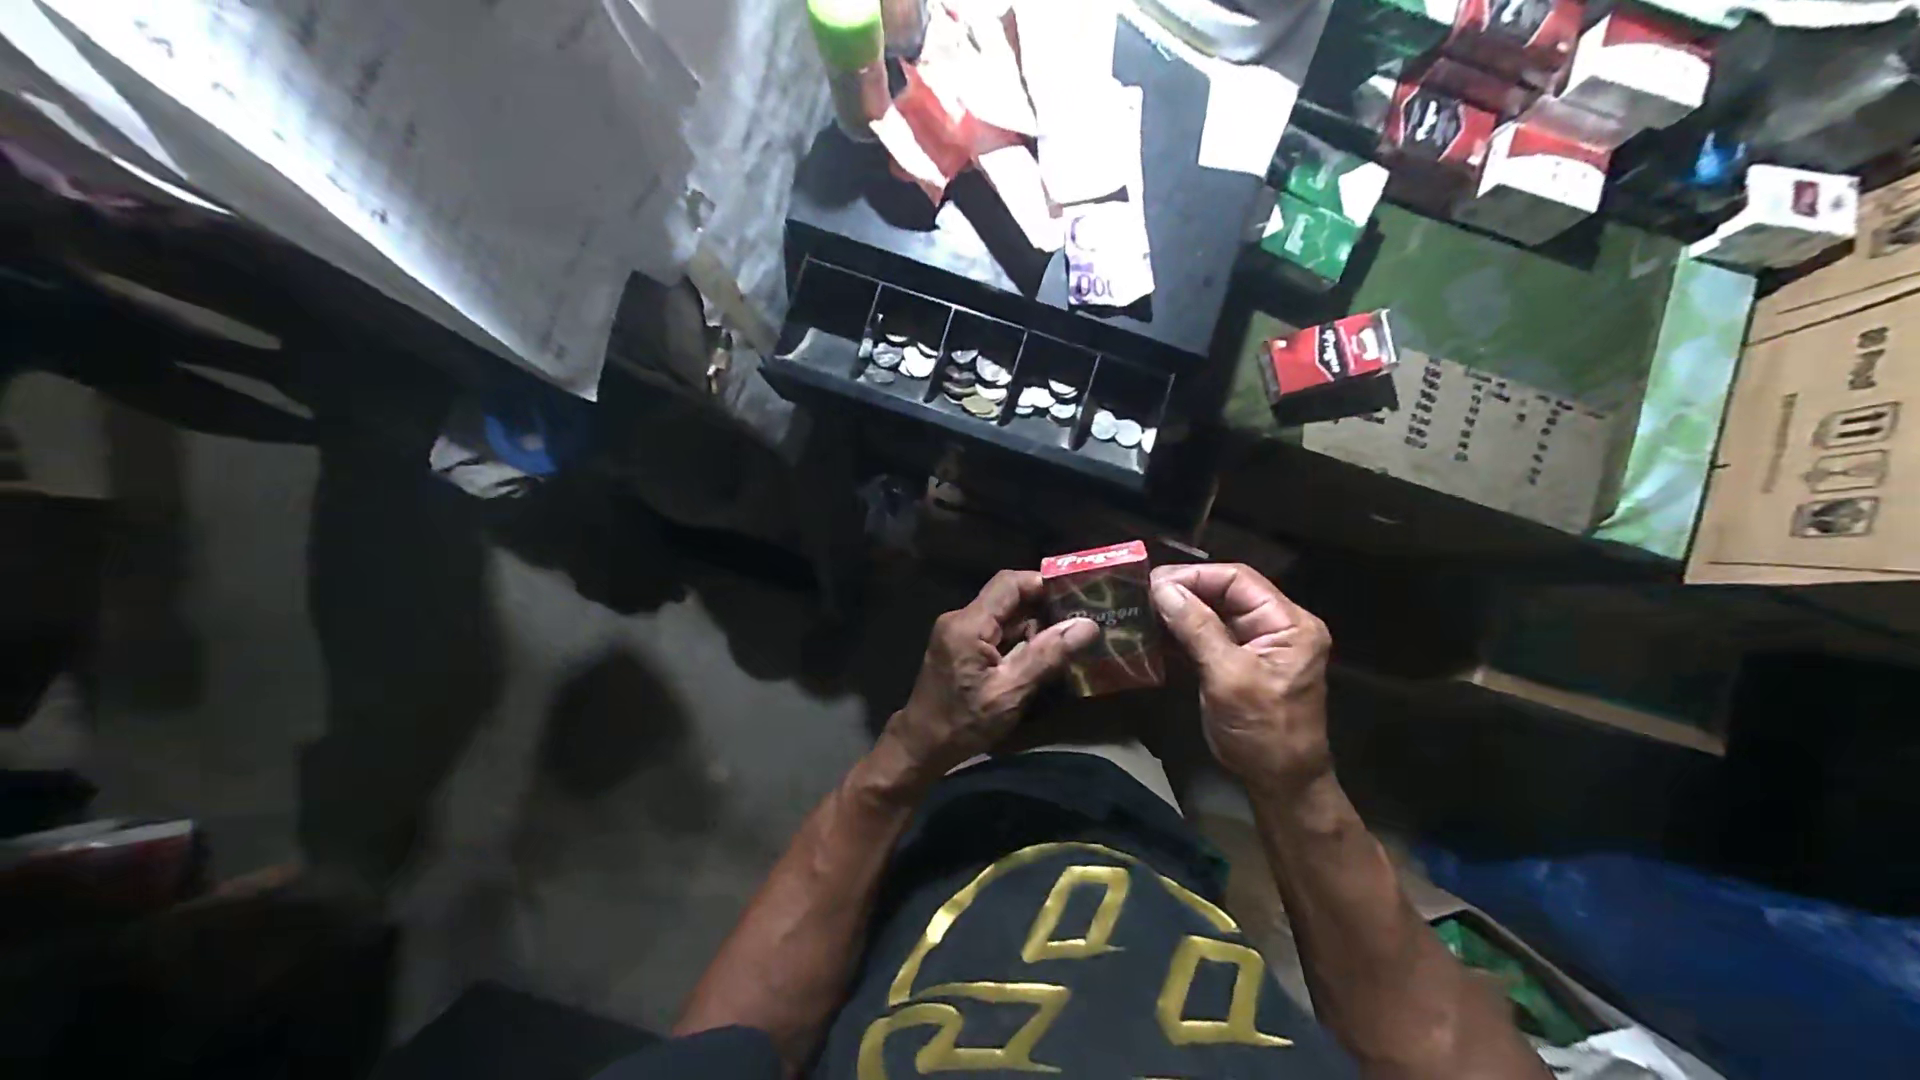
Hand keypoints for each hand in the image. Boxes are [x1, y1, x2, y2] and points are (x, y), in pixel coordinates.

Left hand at [879, 570, 1098, 788]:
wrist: (922, 746)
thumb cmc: (964, 723)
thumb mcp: (1011, 692)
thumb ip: (1047, 656)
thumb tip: (1087, 625)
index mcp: (968, 624)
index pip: (1009, 583)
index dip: (1043, 583)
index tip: (1076, 594)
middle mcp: (960, 619)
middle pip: (1008, 598)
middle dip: (1044, 607)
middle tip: (1082, 618)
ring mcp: (959, 632)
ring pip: (1004, 615)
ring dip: (1034, 625)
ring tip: (1071, 636)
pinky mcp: (961, 646)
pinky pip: (996, 631)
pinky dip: (1020, 639)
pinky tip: (1045, 653)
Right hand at [1150, 563, 1332, 792]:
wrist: (1279, 782)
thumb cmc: (1263, 730)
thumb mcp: (1230, 677)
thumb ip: (1198, 629)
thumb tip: (1163, 589)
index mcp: (1288, 623)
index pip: (1238, 580)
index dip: (1194, 576)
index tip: (1154, 582)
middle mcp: (1274, 626)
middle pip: (1223, 592)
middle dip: (1183, 591)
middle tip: (1141, 594)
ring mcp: (1254, 644)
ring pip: (1211, 612)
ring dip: (1177, 611)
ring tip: (1141, 609)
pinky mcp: (1235, 661)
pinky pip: (1205, 636)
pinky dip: (1179, 633)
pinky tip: (1152, 632)